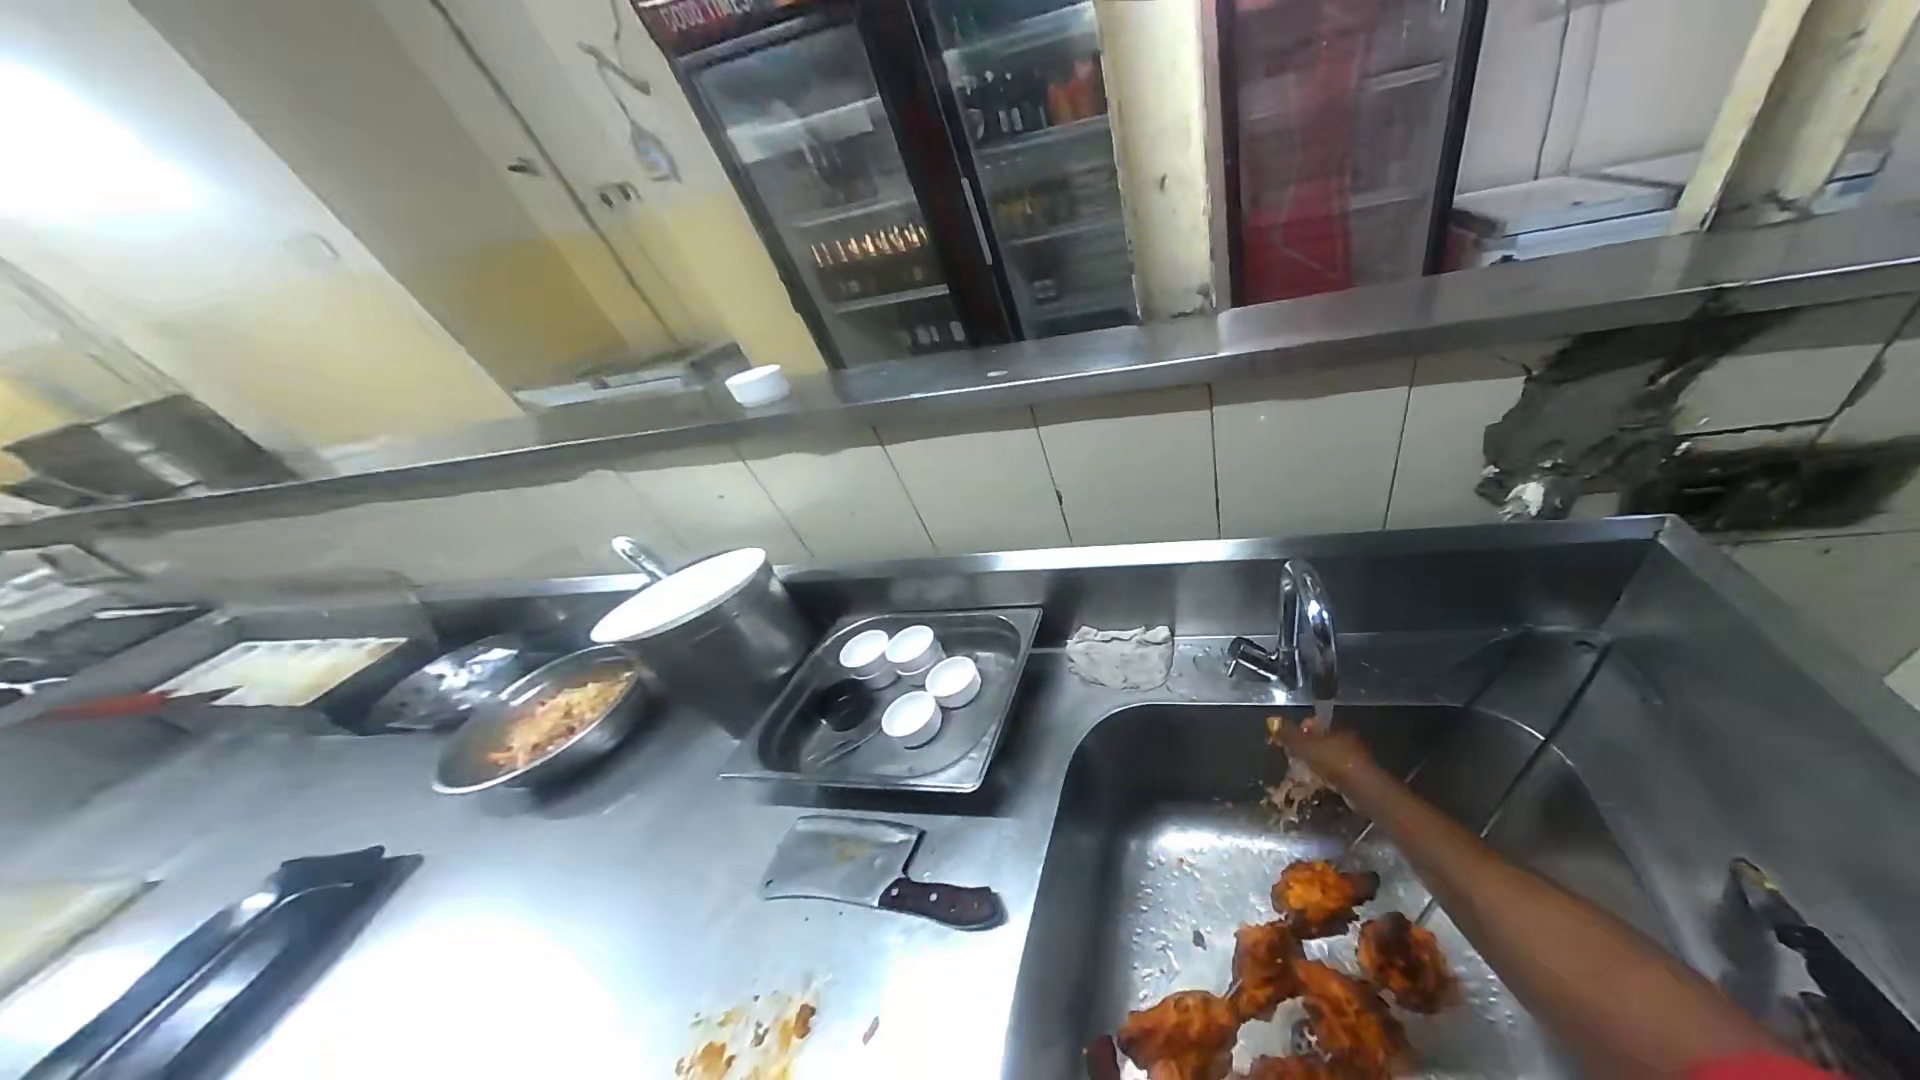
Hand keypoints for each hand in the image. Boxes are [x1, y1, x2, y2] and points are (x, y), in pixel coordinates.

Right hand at [1267, 714, 1372, 783]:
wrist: (1362, 789)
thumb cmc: (1332, 761)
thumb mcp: (1304, 745)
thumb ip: (1287, 734)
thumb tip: (1270, 720)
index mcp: (1336, 727)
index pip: (1314, 721)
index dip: (1299, 728)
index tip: (1288, 738)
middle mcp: (1346, 739)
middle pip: (1320, 738)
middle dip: (1305, 746)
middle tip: (1292, 754)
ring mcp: (1353, 757)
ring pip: (1326, 754)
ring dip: (1314, 760)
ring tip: (1301, 768)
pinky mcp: (1355, 774)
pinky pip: (1333, 769)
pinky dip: (1324, 772)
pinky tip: (1316, 779)